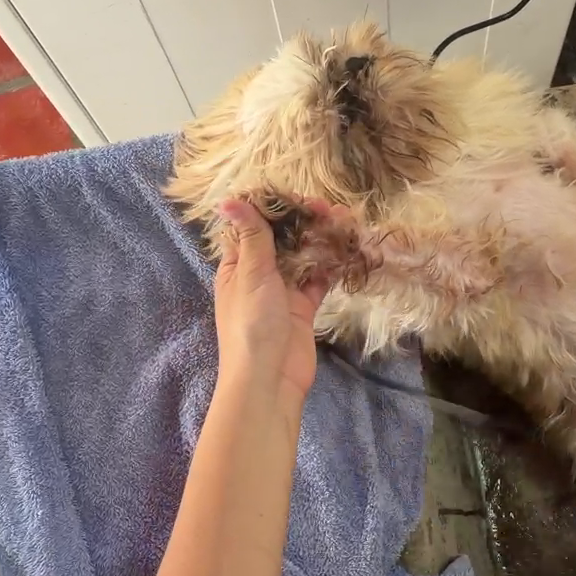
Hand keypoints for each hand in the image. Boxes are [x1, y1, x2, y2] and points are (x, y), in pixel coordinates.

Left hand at [213, 198, 331, 403]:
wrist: (269, 379)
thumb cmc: (252, 324)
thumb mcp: (251, 275)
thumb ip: (251, 237)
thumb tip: (228, 201)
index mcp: (237, 264)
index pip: (253, 226)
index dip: (274, 208)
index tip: (298, 196)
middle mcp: (259, 274)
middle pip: (282, 238)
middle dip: (304, 221)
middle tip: (328, 208)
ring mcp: (283, 291)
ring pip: (304, 256)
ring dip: (321, 239)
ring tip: (344, 222)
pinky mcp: (304, 307)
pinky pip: (319, 279)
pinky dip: (331, 264)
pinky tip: (347, 248)